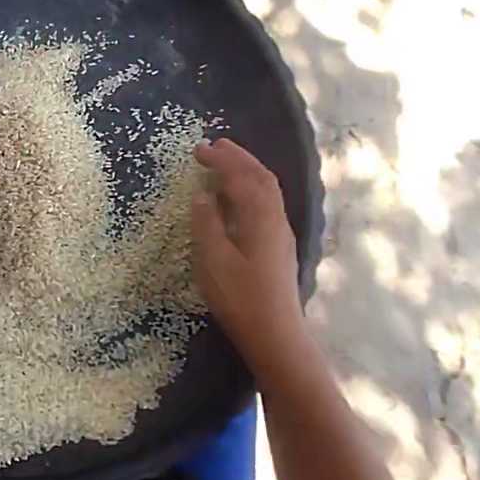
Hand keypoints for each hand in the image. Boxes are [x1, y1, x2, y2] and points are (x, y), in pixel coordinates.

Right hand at [191, 138, 309, 367]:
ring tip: (226, 163)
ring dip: (247, 171)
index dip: (221, 160)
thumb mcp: (214, 261)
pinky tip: (237, 199)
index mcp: (260, 217)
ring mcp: (281, 232)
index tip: (198, 150)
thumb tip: (202, 197)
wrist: (275, 333)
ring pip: (268, 190)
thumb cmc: (240, 297)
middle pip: (261, 177)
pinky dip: (251, 188)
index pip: (241, 177)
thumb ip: (207, 225)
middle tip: (215, 145)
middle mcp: (276, 218)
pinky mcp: (279, 246)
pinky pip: (267, 203)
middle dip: (238, 158)